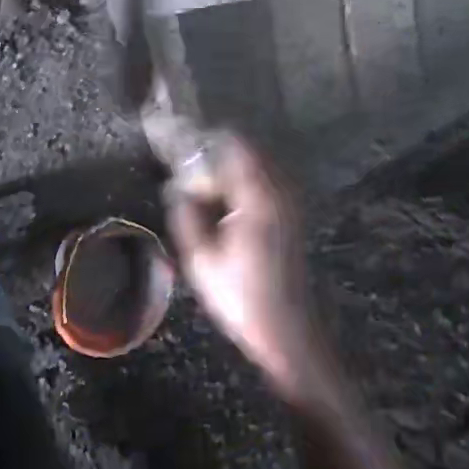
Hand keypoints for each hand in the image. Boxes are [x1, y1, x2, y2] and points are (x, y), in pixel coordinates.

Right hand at [166, 135, 329, 397]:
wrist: (286, 331)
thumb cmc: (241, 298)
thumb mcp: (200, 260)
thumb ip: (186, 215)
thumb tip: (177, 187)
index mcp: (258, 198)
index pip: (236, 146)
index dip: (208, 138)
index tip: (183, 138)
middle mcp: (280, 192)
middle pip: (248, 152)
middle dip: (217, 152)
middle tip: (188, 164)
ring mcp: (290, 204)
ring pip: (257, 166)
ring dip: (230, 168)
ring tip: (201, 184)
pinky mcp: (291, 216)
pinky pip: (264, 182)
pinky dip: (242, 183)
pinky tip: (222, 203)